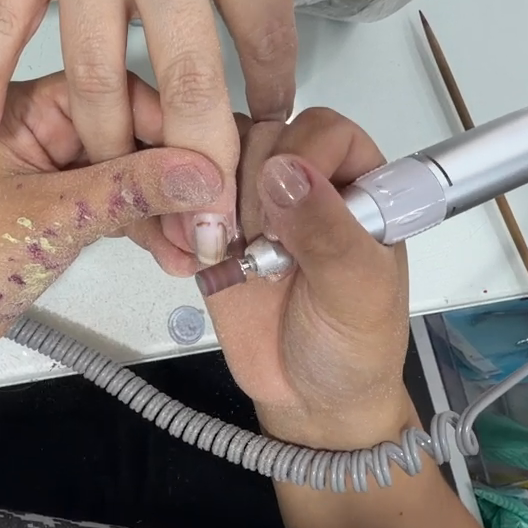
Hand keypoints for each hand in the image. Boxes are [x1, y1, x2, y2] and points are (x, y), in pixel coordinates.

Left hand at [0, 73, 223, 348]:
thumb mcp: (50, 217)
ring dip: (165, 214)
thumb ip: (129, 191)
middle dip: (173, 181)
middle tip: (216, 220)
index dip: (170, 130)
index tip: (214, 169)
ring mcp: (60, 172)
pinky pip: (119, 210)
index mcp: (31, 105)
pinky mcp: (67, 211)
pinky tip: (179, 257)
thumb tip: (209, 173)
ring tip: (202, 252)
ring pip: (130, 179)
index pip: (118, 95)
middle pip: (131, 137)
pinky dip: (146, 232)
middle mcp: (50, 129)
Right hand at [206, 110, 413, 448]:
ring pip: (210, 158)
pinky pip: (177, 195)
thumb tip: (284, 171)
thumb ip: (328, 232)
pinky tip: (189, 261)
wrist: (306, 397)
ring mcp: (250, 201)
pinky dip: (170, 224)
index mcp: (353, 181)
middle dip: (243, 191)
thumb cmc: (352, 345)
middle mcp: (301, 179)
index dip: (297, 162)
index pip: (320, 130)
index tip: (286, 222)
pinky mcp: (210, 226)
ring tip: (215, 254)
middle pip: (256, 136)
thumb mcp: (357, 292)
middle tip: (251, 248)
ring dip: (201, 204)